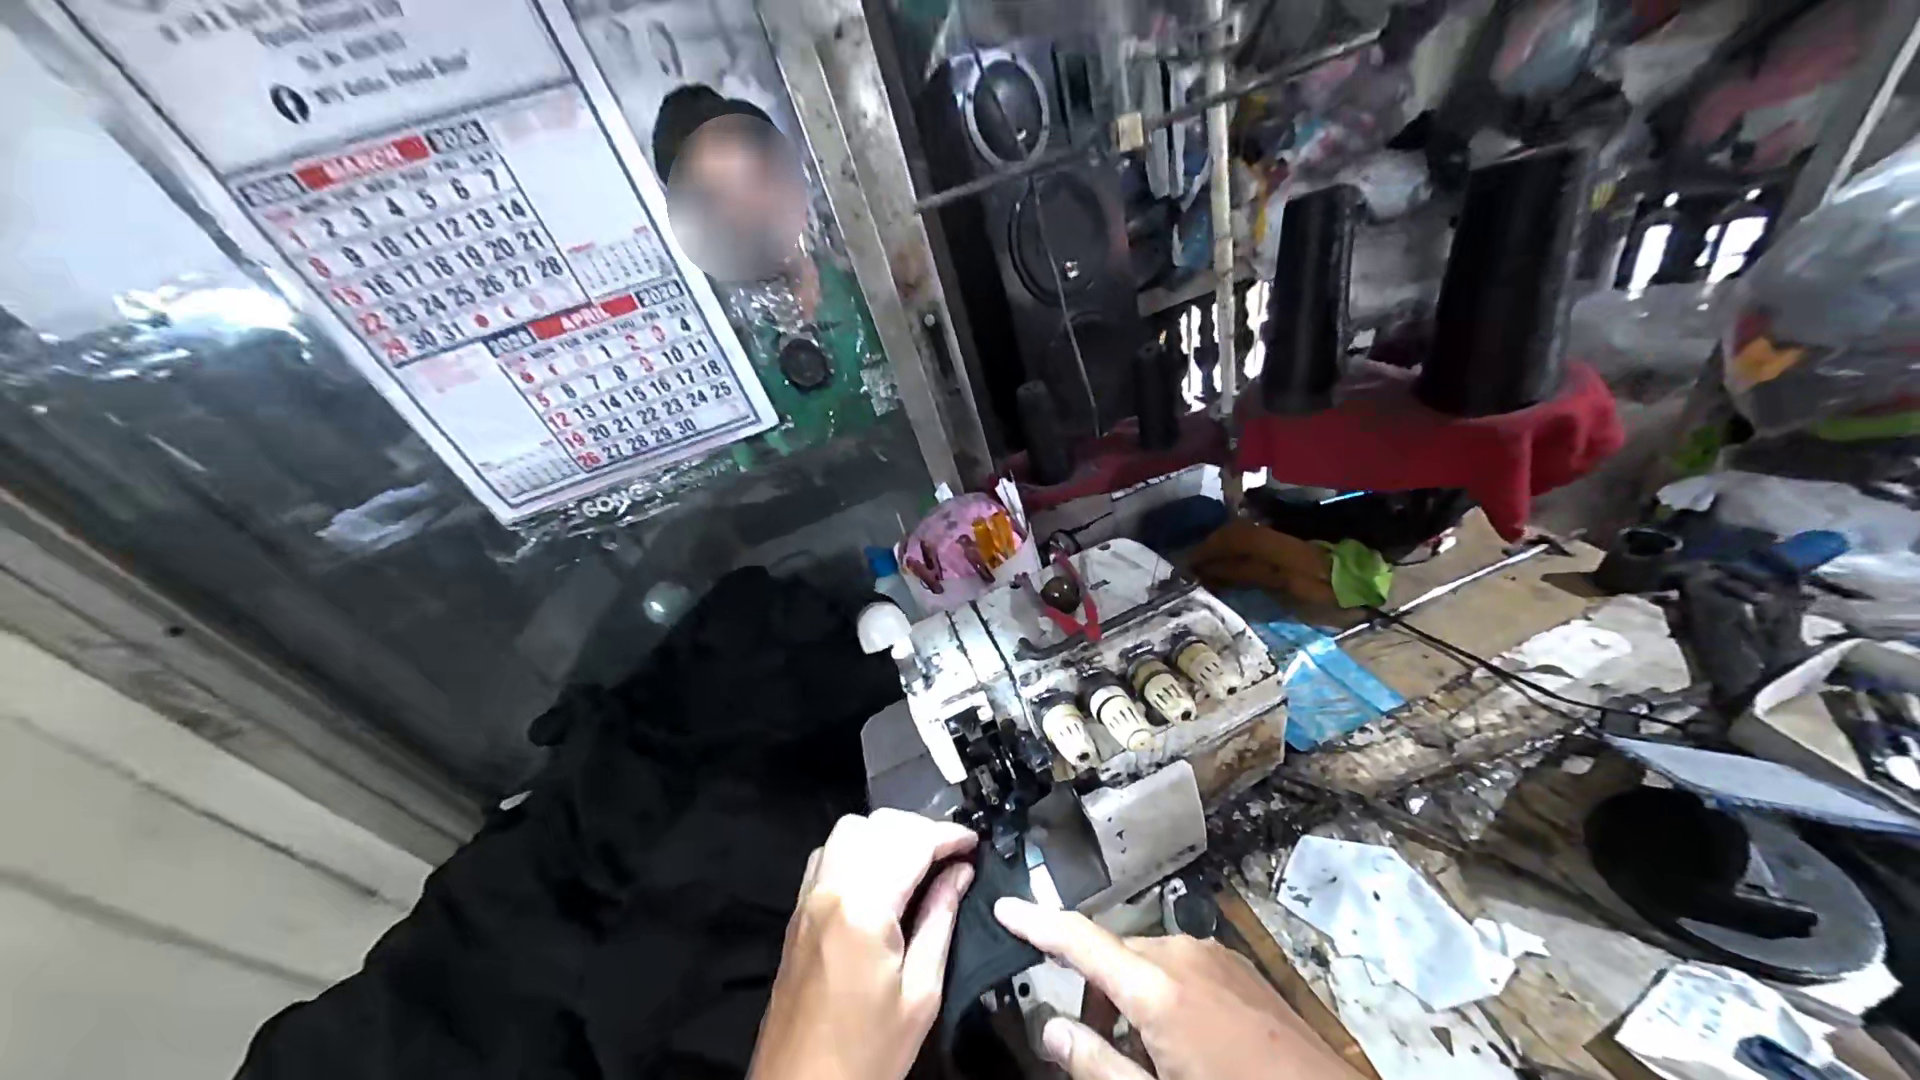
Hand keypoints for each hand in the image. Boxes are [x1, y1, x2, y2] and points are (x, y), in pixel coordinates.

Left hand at [748, 810, 977, 1079]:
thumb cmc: (866, 1053)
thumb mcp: (920, 994)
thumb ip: (940, 920)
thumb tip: (960, 873)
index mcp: (863, 908)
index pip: (911, 842)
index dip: (948, 835)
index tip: (974, 843)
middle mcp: (831, 888)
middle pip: (880, 825)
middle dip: (921, 828)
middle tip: (951, 854)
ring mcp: (809, 896)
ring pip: (850, 829)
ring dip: (889, 831)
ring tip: (919, 858)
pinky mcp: (798, 908)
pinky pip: (830, 850)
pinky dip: (860, 844)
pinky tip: (880, 871)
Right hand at [995, 897, 1363, 1079]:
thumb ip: (1097, 1064)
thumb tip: (1049, 1028)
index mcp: (1156, 989)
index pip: (1078, 939)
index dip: (1036, 921)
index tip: (1003, 906)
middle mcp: (1180, 954)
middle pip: (1112, 955)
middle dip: (1093, 993)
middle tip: (1093, 1048)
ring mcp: (1213, 956)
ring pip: (1146, 961)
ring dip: (1130, 996)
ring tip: (1146, 1058)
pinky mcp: (1238, 967)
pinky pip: (1180, 967)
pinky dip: (1162, 993)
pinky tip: (1185, 1043)